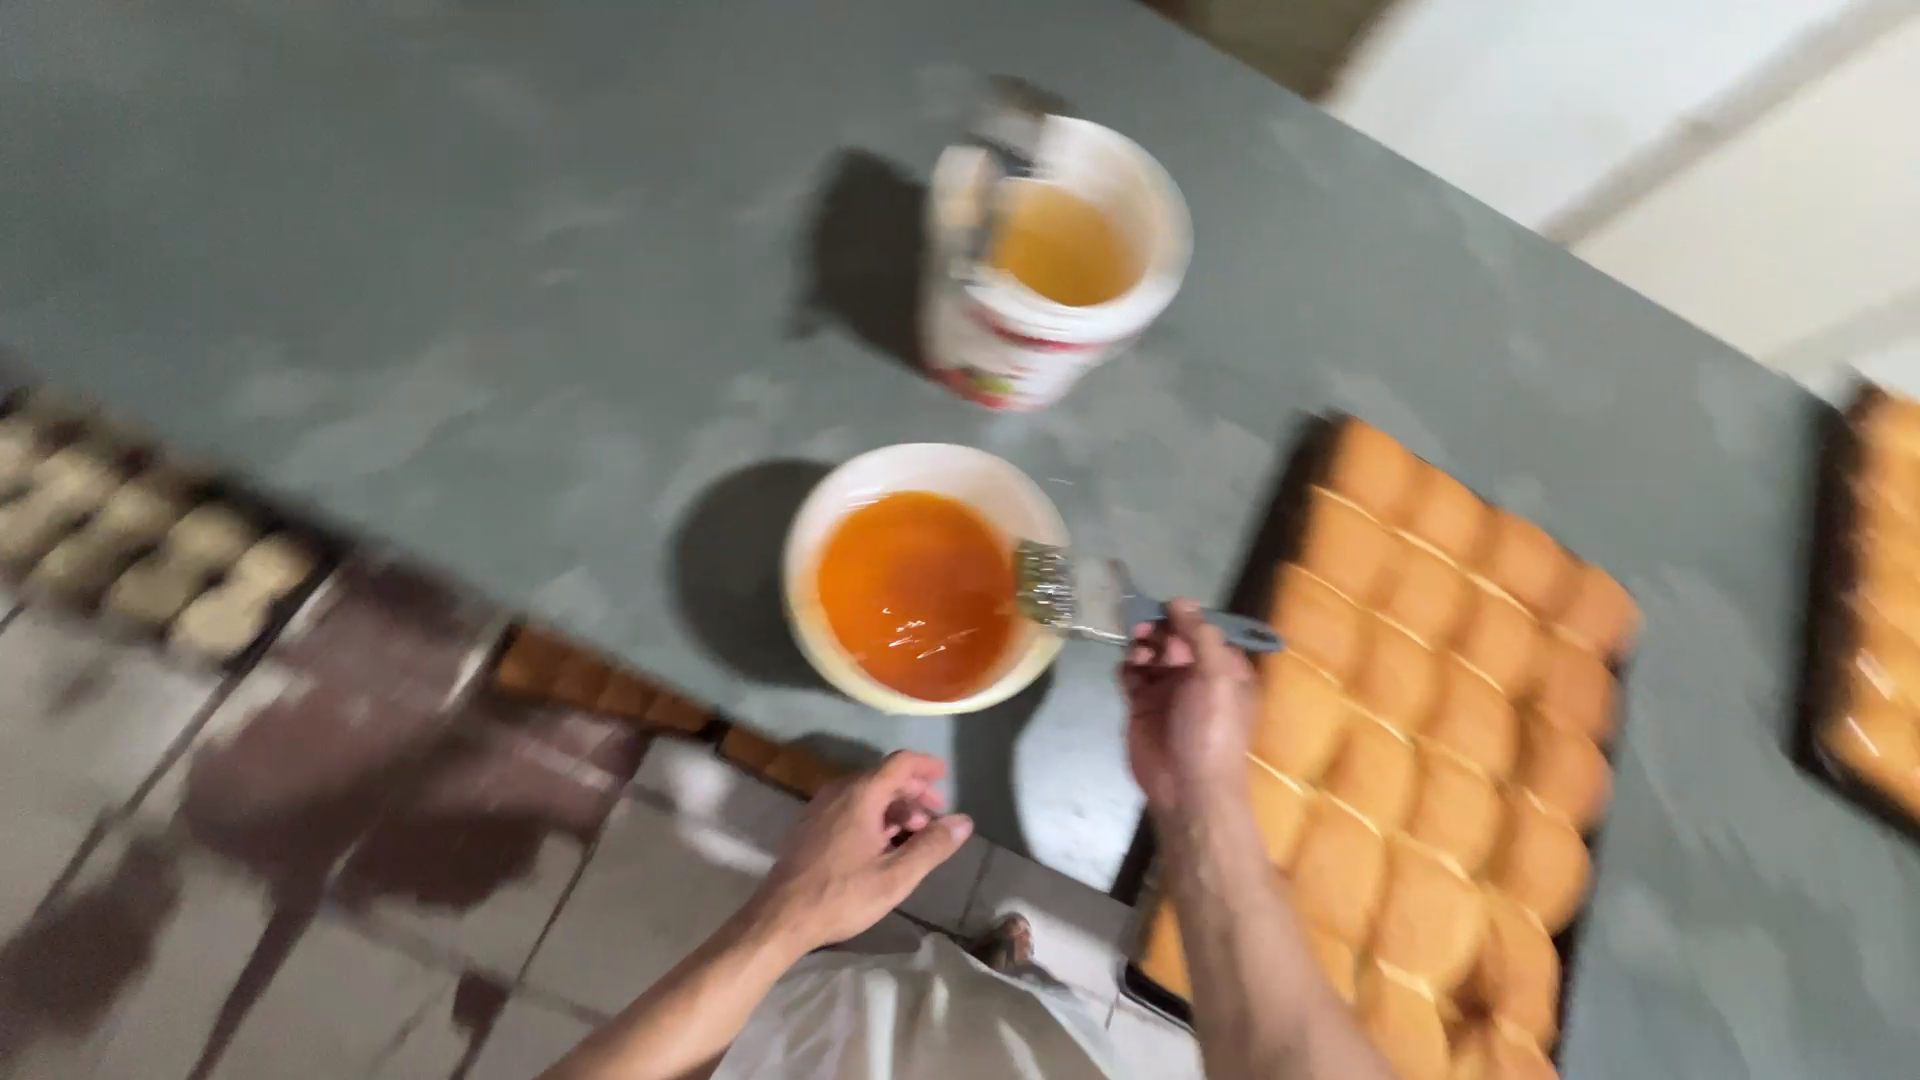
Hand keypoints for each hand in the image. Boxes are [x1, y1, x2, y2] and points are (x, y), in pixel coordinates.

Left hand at [743, 751, 972, 954]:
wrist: (780, 918)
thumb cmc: (841, 895)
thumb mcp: (895, 877)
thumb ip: (931, 846)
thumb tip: (964, 821)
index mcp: (862, 793)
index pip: (900, 763)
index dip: (926, 766)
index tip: (945, 776)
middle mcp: (840, 790)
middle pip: (884, 776)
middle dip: (914, 792)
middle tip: (934, 817)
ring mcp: (822, 805)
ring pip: (867, 792)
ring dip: (894, 806)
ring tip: (912, 836)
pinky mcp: (812, 824)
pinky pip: (850, 805)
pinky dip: (874, 814)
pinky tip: (882, 844)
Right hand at [1123, 600, 1256, 816]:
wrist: (1187, 787)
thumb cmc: (1211, 729)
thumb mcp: (1217, 677)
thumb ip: (1199, 635)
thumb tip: (1180, 600)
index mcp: (1224, 669)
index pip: (1203, 630)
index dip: (1185, 617)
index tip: (1165, 609)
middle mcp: (1195, 675)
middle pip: (1172, 638)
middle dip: (1158, 629)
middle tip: (1143, 628)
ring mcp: (1166, 690)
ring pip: (1149, 653)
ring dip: (1141, 645)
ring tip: (1137, 651)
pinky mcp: (1141, 704)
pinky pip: (1131, 674)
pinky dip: (1127, 666)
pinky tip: (1128, 669)